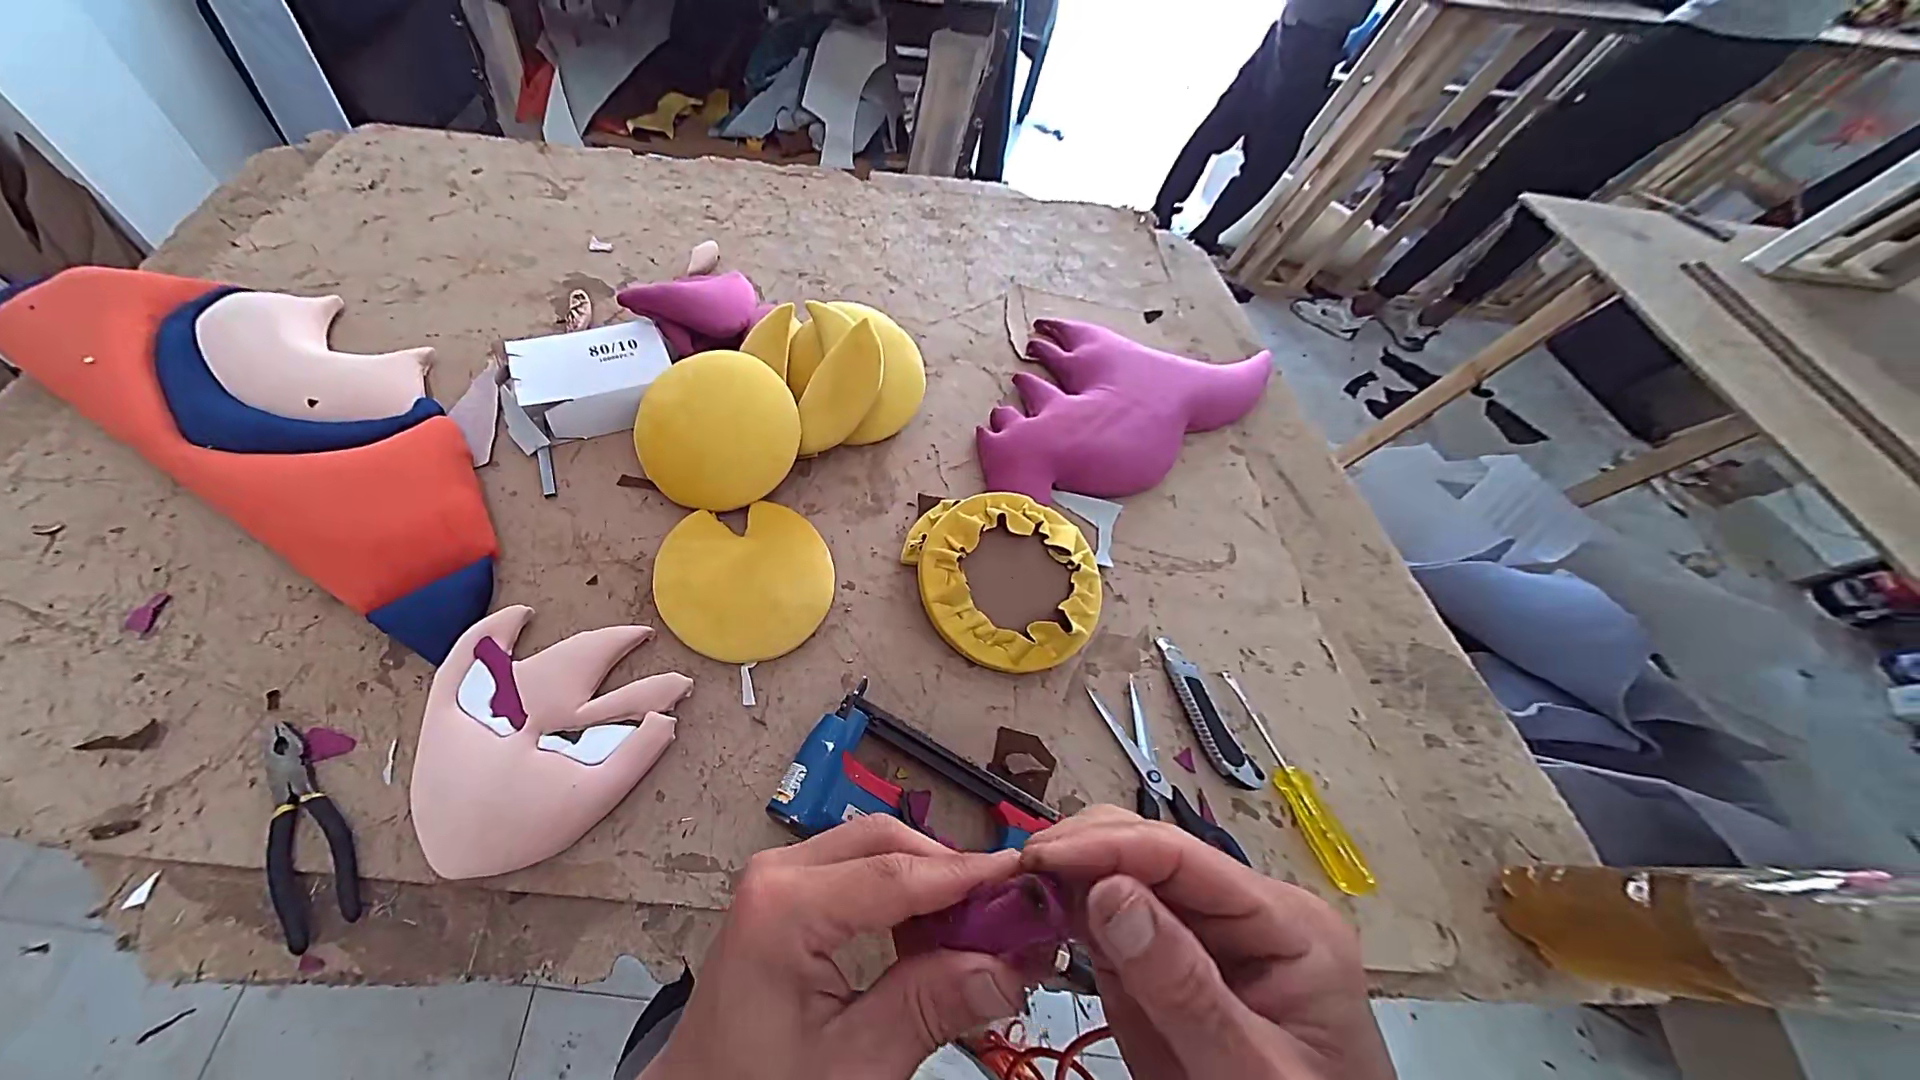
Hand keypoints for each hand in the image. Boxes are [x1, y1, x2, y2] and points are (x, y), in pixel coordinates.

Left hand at [645, 815, 1030, 1079]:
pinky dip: (901, 891)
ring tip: (972, 924)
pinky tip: (927, 930)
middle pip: (886, 843)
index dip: (968, 875)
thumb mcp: (852, 1066)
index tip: (1022, 879)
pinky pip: (858, 868)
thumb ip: (931, 1006)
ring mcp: (779, 875)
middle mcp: (778, 871)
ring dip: (927, 879)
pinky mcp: (787, 890)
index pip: (896, 873)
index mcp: (784, 907)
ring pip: (875, 848)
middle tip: (1001, 911)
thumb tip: (1007, 967)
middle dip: (948, 872)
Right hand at [1022, 805, 1395, 1079]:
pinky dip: (1072, 904)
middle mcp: (1239, 907)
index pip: (1181, 854)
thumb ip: (1183, 988)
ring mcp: (1200, 926)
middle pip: (1149, 844)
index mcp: (1284, 920)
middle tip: (1023, 876)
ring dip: (1071, 869)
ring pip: (1123, 865)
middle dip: (1082, 849)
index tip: (1042, 859)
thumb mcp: (1249, 1075)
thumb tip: (1107, 891)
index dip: (1105, 846)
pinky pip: (1113, 908)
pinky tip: (1044, 909)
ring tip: (1024, 889)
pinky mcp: (1166, 949)